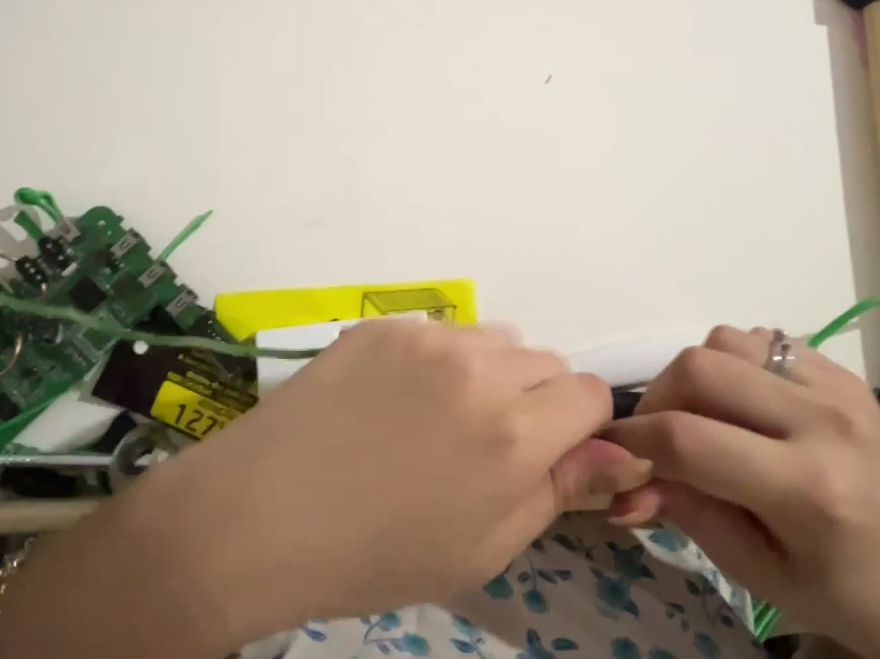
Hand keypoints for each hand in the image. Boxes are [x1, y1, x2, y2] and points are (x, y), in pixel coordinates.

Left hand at [132, 319, 649, 643]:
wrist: (261, 517)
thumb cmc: (377, 555)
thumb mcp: (483, 549)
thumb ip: (558, 491)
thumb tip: (617, 454)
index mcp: (516, 433)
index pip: (591, 393)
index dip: (576, 429)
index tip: (544, 456)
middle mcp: (481, 369)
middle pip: (547, 360)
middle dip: (535, 399)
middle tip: (484, 444)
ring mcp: (427, 337)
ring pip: (496, 340)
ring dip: (489, 373)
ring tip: (437, 419)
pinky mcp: (384, 324)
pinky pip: (441, 331)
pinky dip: (439, 360)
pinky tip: (394, 400)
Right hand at [603, 327, 879, 658]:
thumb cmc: (840, 596)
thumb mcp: (755, 571)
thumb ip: (685, 512)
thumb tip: (620, 481)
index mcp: (808, 489)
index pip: (687, 438)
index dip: (633, 439)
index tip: (611, 450)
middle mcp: (825, 422)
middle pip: (701, 367)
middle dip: (656, 397)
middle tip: (655, 435)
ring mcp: (840, 390)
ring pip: (729, 339)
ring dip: (696, 374)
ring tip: (701, 417)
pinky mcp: (846, 376)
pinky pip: (765, 341)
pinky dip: (736, 364)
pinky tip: (745, 405)